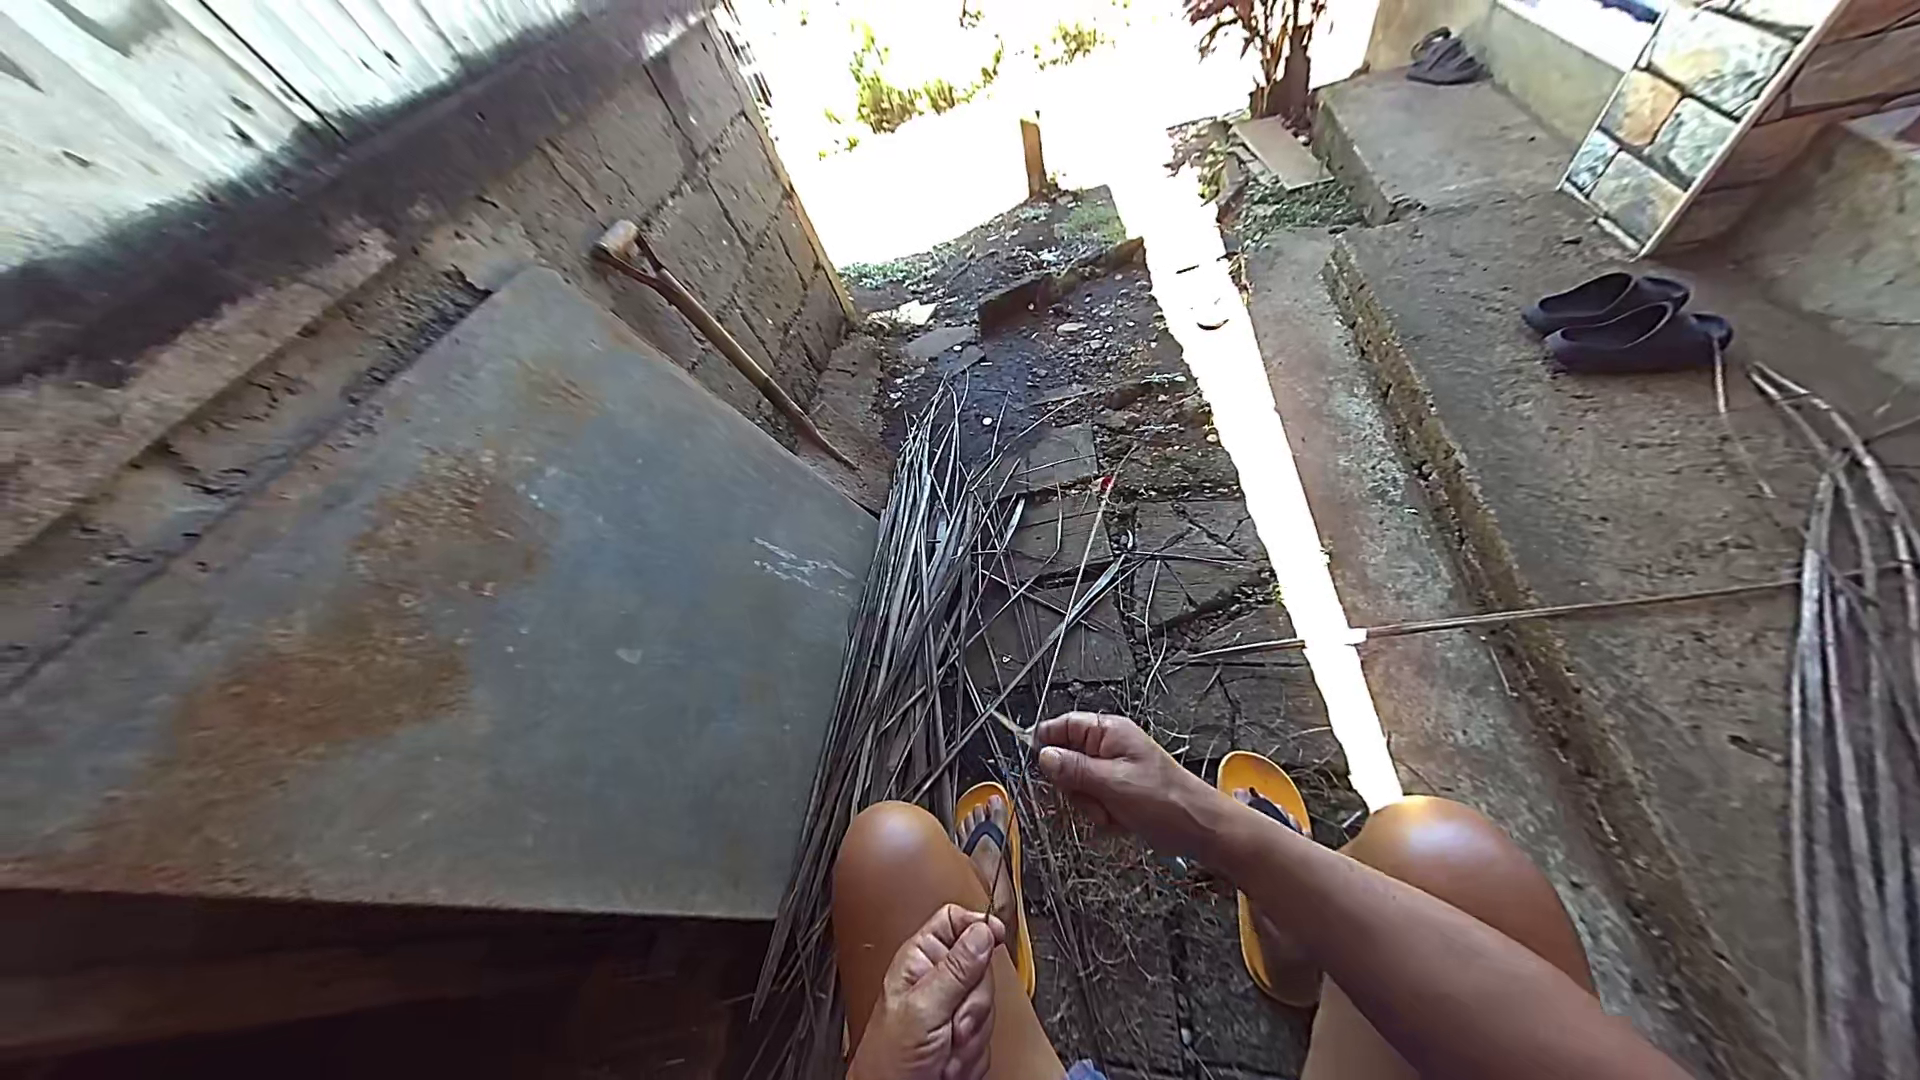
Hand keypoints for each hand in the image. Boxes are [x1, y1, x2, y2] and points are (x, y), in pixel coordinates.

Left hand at [849, 904, 1004, 1079]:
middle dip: (973, 1002)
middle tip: (954, 1023)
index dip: (978, 924)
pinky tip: (950, 1063)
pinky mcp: (963, 1039)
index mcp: (921, 958)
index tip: (996, 935)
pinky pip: (987, 1037)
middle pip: (980, 966)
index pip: (955, 921)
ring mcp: (951, 1009)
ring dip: (971, 1035)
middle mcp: (938, 979)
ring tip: (945, 1049)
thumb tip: (983, 930)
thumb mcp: (922, 1008)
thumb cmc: (887, 1061)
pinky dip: (972, 1056)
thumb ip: (955, 969)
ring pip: (987, 1005)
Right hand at [1033, 711, 1223, 856]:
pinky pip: (1092, 801)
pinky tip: (1119, 820)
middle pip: (1065, 759)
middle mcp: (1107, 746)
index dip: (1048, 744)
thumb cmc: (1165, 800)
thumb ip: (1074, 769)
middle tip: (1092, 798)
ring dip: (1089, 804)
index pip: (1062, 725)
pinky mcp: (1117, 791)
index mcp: (1108, 731)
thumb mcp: (1113, 783)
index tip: (1042, 768)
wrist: (1201, 830)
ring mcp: (1112, 769)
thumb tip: (1043, 756)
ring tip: (1112, 812)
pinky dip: (1101, 814)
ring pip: (1076, 785)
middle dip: (1074, 786)